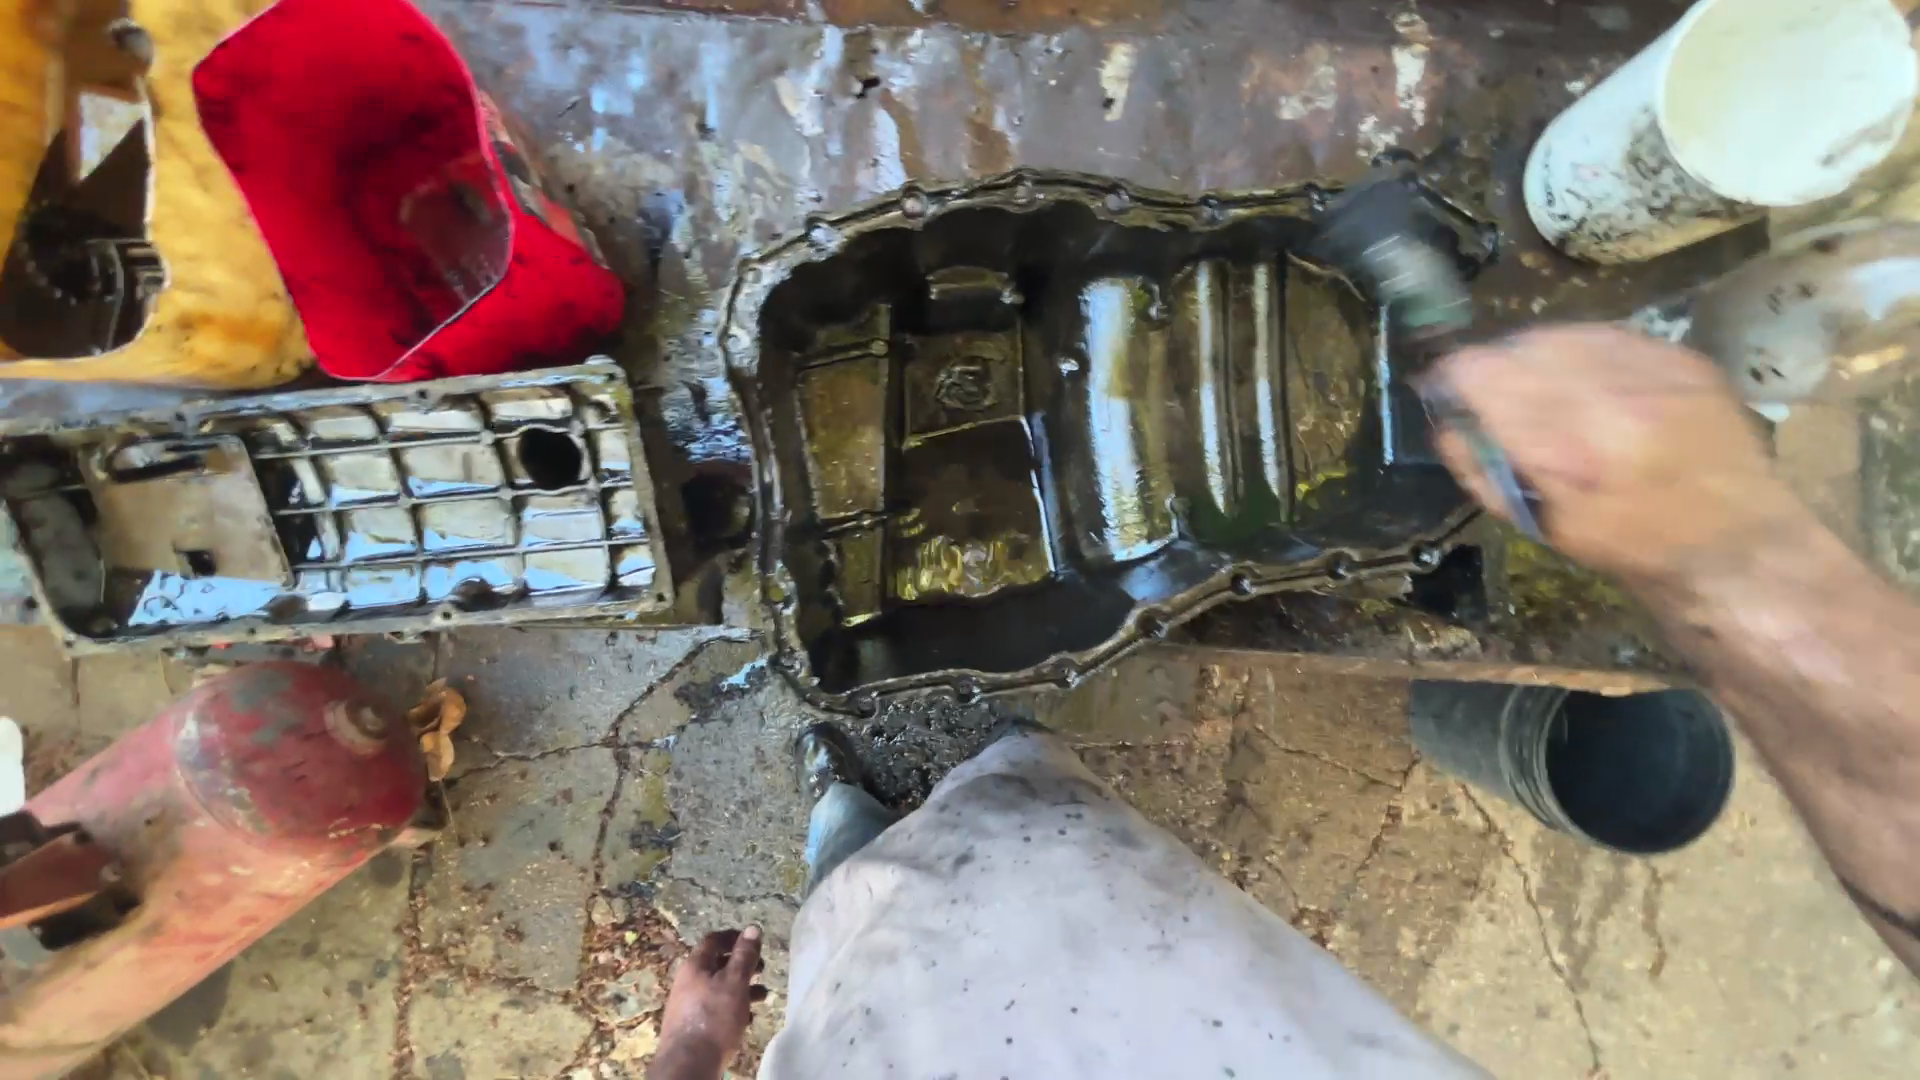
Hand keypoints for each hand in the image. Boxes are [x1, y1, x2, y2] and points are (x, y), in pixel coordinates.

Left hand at [649, 927, 765, 1079]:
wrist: (687, 1066)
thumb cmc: (714, 1017)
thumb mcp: (735, 981)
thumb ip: (745, 955)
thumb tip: (752, 928)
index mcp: (695, 966)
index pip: (715, 940)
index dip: (735, 937)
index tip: (755, 942)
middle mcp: (688, 982)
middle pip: (718, 964)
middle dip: (743, 965)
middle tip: (762, 968)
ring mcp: (688, 1006)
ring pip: (719, 988)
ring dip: (742, 988)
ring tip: (763, 995)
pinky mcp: (692, 1026)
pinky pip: (715, 1008)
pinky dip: (733, 1007)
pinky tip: (748, 1017)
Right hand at [1425, 324, 1810, 585]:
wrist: (1731, 538)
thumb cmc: (1617, 539)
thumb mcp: (1532, 520)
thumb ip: (1480, 471)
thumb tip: (1447, 426)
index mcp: (1561, 452)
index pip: (1486, 382)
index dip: (1452, 375)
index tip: (1437, 380)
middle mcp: (1606, 404)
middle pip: (1519, 352)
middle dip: (1486, 362)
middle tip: (1474, 378)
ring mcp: (1651, 377)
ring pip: (1561, 335)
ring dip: (1526, 351)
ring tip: (1518, 370)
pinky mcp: (1683, 362)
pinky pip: (1608, 334)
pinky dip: (1574, 346)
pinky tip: (1568, 366)